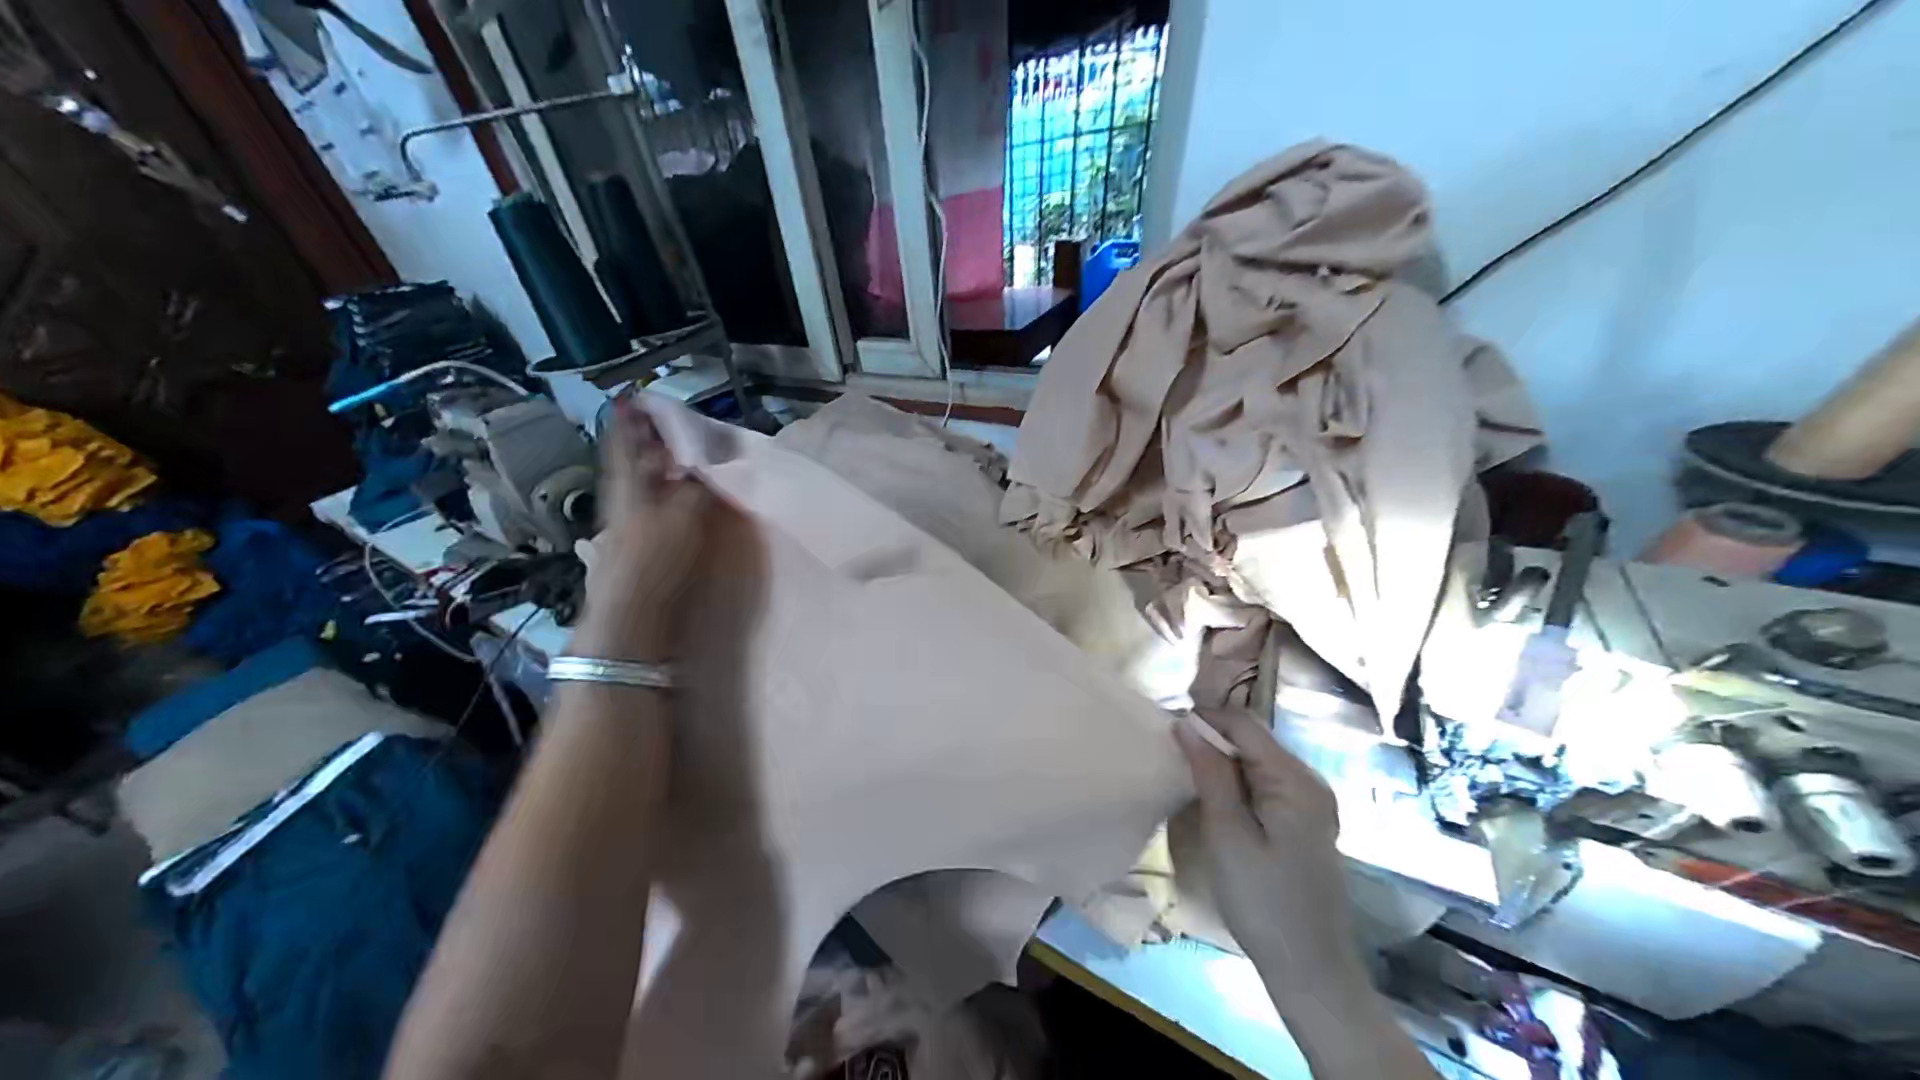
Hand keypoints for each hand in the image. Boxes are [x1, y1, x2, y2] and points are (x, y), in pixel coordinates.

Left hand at [570, 396, 711, 661]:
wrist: (633, 614)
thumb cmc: (655, 557)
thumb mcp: (685, 514)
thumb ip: (699, 487)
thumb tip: (711, 463)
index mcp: (627, 483)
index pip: (624, 441)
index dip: (630, 419)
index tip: (636, 398)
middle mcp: (621, 497)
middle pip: (634, 462)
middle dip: (649, 442)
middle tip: (670, 426)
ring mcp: (625, 522)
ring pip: (642, 484)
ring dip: (658, 469)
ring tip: (678, 458)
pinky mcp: (637, 544)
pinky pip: (651, 505)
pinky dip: (663, 493)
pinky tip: (676, 498)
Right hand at [1173, 710, 1368, 999]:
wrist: (1310, 967)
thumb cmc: (1263, 900)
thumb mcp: (1228, 834)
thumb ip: (1209, 774)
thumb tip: (1185, 723)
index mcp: (1294, 779)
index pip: (1244, 723)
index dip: (1204, 718)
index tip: (1166, 732)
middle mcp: (1308, 781)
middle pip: (1252, 739)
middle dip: (1211, 739)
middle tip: (1172, 758)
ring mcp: (1309, 802)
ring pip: (1256, 761)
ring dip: (1220, 762)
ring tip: (1187, 778)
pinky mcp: (1303, 821)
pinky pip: (1264, 783)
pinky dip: (1236, 783)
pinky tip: (1215, 801)